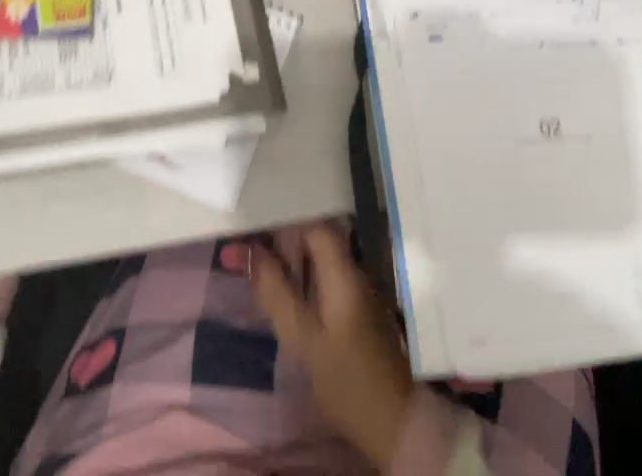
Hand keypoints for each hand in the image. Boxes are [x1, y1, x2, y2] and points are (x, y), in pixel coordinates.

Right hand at [250, 224, 416, 466]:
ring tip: (258, 268)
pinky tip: (283, 292)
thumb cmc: (346, 379)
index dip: (286, 219)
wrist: (394, 422)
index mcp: (345, 274)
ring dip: (291, 260)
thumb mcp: (302, 338)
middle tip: (248, 249)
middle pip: (319, 239)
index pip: (316, 225)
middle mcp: (356, 274)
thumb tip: (252, 252)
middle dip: (282, 240)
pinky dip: (303, 279)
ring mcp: (360, 292)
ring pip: (322, 260)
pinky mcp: (359, 311)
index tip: (255, 223)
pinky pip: (327, 280)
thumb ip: (276, 292)